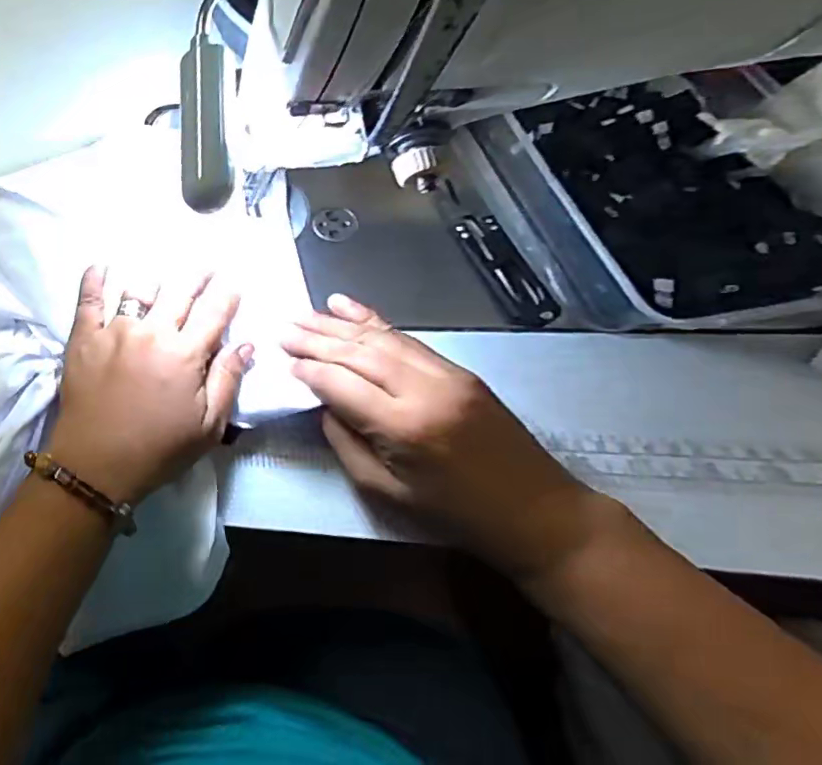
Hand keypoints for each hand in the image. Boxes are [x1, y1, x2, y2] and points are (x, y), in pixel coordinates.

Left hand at [49, 265, 250, 505]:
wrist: (95, 467)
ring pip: (138, 291)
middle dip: (197, 277)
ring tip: (162, 278)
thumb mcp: (208, 427)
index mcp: (185, 354)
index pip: (214, 313)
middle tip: (205, 268)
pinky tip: (100, 266)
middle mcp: (152, 332)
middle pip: (179, 292)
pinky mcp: (84, 338)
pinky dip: (94, 280)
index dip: (226, 295)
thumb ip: (228, 381)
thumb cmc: (158, 450)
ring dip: (154, 281)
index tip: (233, 284)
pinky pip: (88, 301)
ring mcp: (114, 331)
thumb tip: (245, 344)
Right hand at [283, 294, 617, 579]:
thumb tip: (324, 406)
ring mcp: (444, 373)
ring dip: (339, 324)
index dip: (309, 371)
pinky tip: (347, 306)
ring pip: (381, 338)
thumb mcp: (389, 493)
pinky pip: (407, 338)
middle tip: (284, 328)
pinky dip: (374, 320)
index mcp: (404, 427)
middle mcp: (423, 389)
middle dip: (317, 339)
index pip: (342, 384)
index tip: (284, 361)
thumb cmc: (456, 515)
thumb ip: (348, 445)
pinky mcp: (458, 368)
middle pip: (358, 353)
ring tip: (306, 314)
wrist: (537, 511)